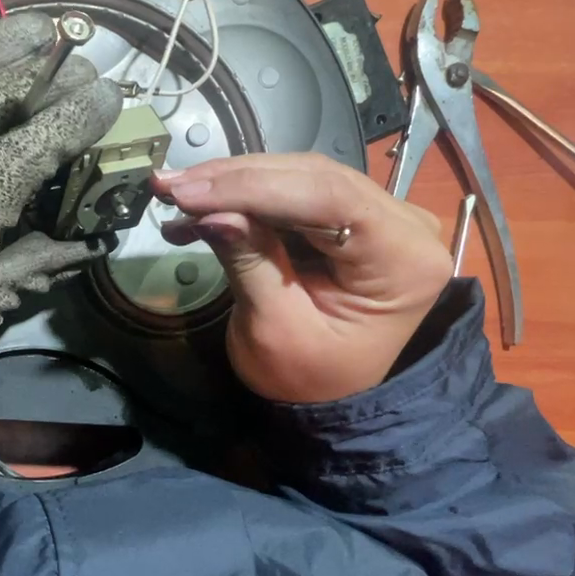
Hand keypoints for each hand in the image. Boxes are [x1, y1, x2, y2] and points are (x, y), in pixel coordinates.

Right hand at [154, 153, 453, 404]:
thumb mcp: (272, 328)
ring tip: (174, 193)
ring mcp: (381, 216)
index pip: (328, 199)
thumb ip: (249, 263)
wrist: (322, 398)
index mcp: (403, 259)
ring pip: (299, 177)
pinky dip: (241, 198)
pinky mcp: (352, 217)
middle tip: (169, 187)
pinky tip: (198, 207)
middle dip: (234, 180)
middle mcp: (406, 224)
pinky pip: (293, 193)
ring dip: (231, 183)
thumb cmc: (302, 375)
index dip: (252, 189)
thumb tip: (212, 214)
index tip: (188, 193)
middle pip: (314, 179)